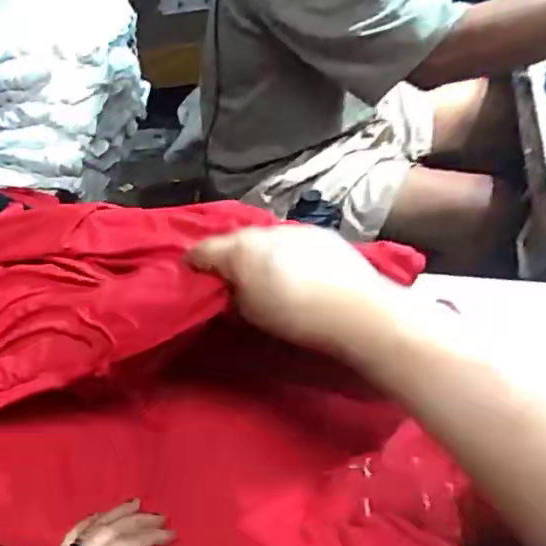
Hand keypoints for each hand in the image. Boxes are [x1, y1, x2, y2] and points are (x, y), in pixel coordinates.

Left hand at [22, 502, 172, 545]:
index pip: (121, 545)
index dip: (148, 537)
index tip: (172, 534)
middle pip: (102, 532)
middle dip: (132, 521)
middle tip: (158, 515)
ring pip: (84, 532)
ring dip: (108, 517)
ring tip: (132, 505)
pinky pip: (69, 542)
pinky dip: (85, 527)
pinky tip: (98, 521)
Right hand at [186, 225, 416, 360]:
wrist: (357, 311)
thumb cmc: (292, 315)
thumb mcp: (245, 311)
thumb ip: (229, 292)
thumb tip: (226, 287)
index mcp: (239, 248)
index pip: (202, 249)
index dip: (191, 264)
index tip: (189, 278)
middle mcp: (265, 231)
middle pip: (233, 240)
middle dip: (224, 256)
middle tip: (222, 279)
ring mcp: (296, 230)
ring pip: (262, 239)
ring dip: (254, 254)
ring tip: (256, 276)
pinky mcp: (322, 235)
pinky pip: (288, 242)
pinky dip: (280, 254)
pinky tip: (288, 273)